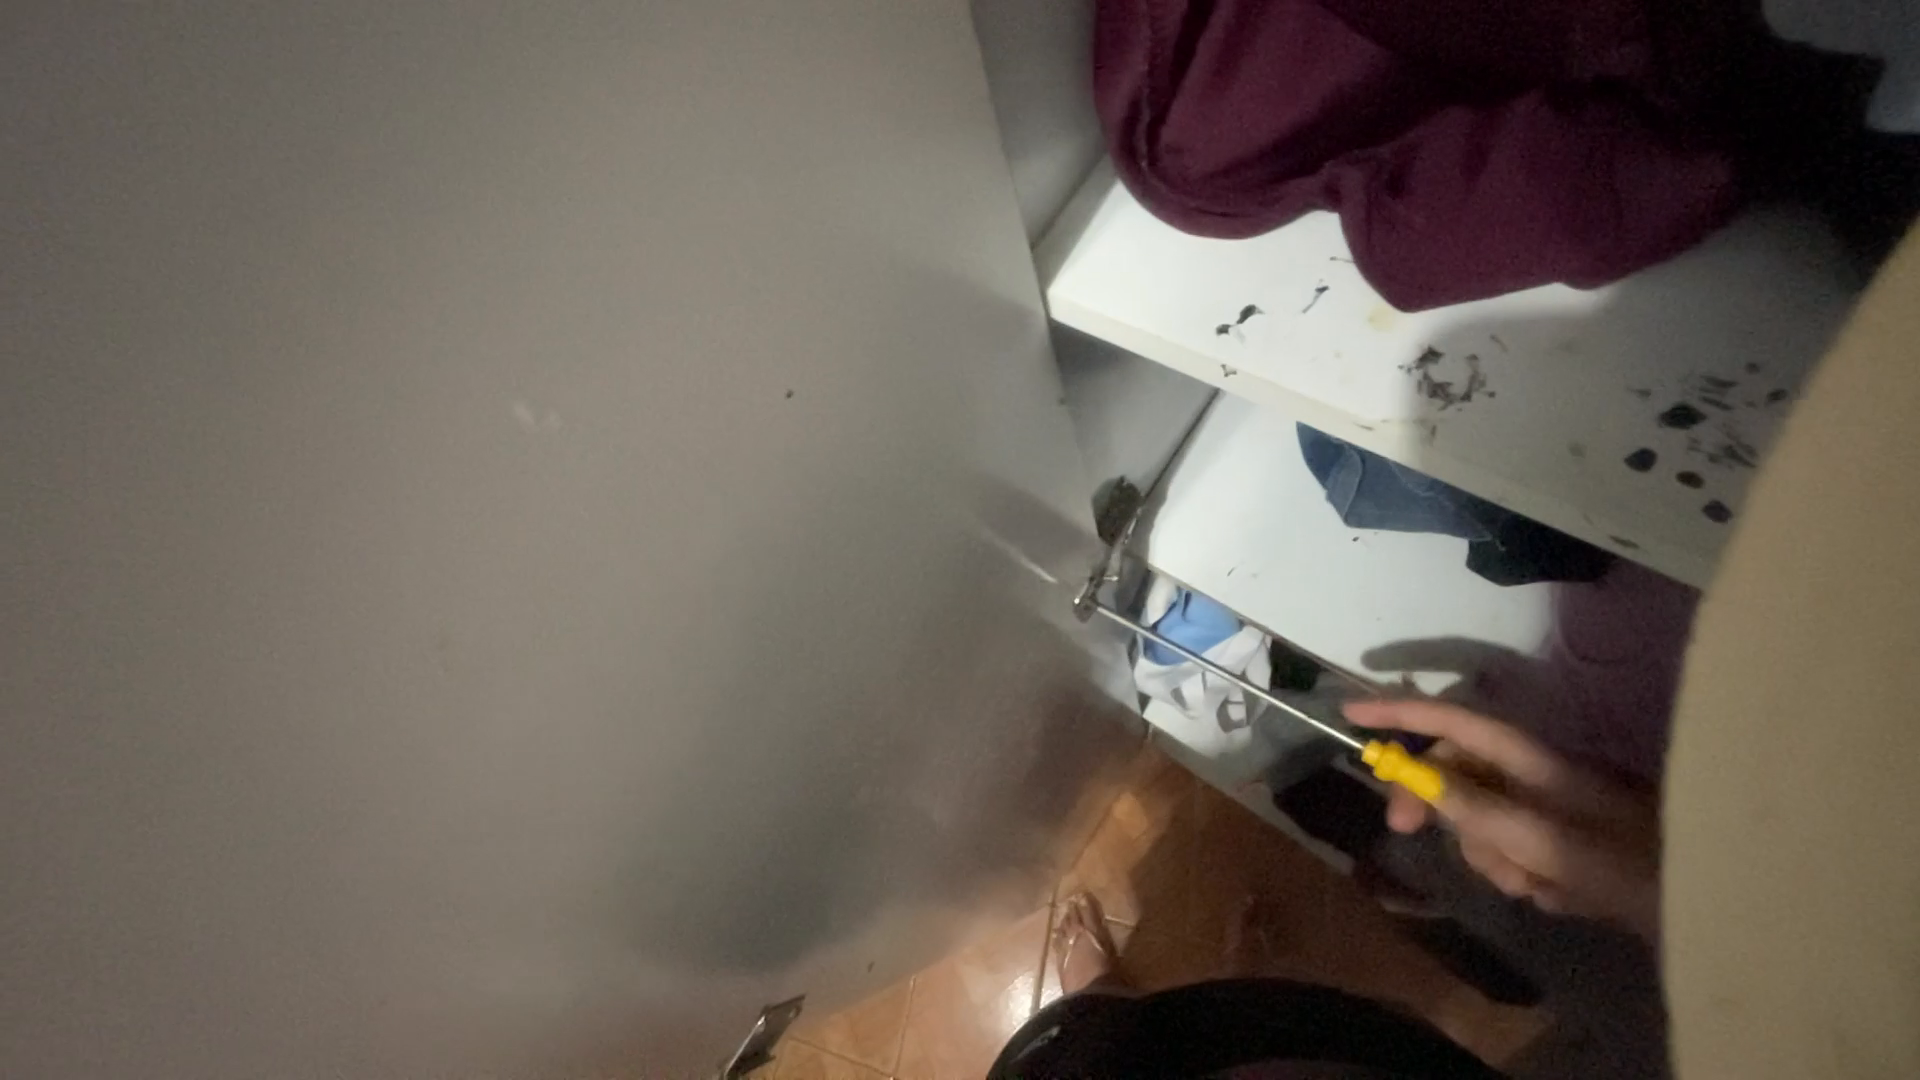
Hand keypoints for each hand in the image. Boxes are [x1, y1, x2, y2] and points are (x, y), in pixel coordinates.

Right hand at [1344, 699, 1661, 939]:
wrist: (1720, 906)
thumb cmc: (1635, 868)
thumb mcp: (1550, 844)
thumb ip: (1481, 811)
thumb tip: (1423, 780)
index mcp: (1527, 758)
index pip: (1448, 720)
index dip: (1396, 711)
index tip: (1348, 714)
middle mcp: (1529, 771)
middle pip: (1449, 766)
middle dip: (1427, 799)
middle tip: (1401, 831)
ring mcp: (1543, 802)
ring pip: (1473, 812)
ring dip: (1485, 851)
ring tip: (1529, 886)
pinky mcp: (1556, 834)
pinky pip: (1504, 842)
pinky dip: (1514, 868)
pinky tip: (1551, 894)